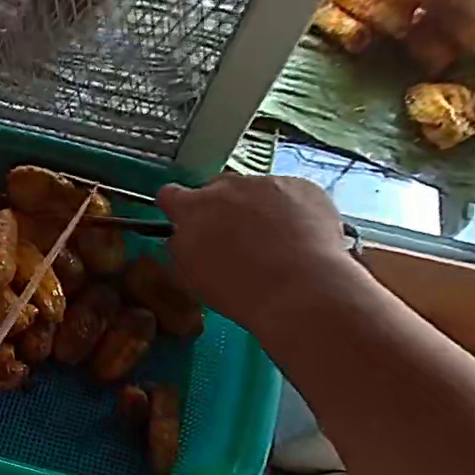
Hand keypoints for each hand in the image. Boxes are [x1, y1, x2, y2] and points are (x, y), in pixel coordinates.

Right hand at [157, 175, 356, 333]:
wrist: (300, 291)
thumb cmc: (239, 291)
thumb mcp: (191, 277)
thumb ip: (180, 248)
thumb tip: (182, 237)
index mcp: (194, 209)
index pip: (170, 194)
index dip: (177, 209)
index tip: (185, 222)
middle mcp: (229, 186)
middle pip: (217, 188)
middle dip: (220, 209)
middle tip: (234, 240)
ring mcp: (269, 182)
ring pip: (255, 191)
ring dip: (257, 209)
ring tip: (273, 244)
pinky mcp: (304, 186)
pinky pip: (289, 194)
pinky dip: (289, 211)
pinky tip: (298, 239)